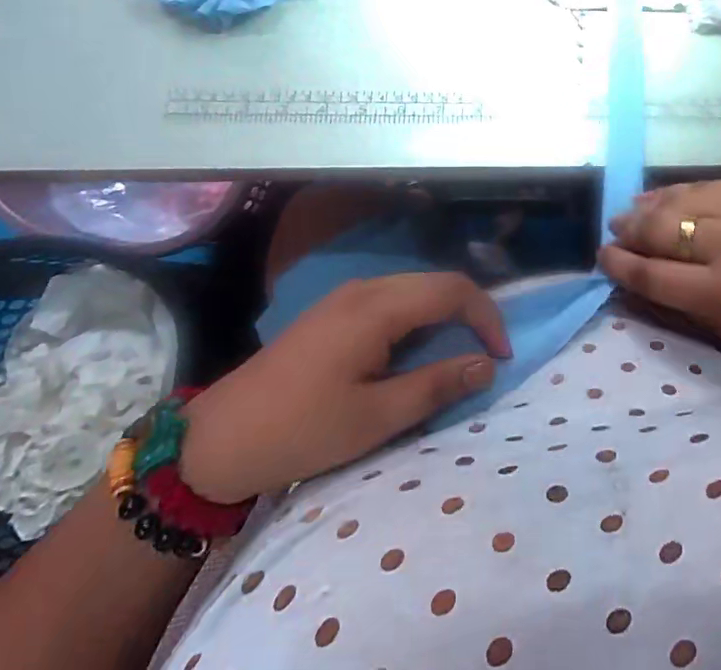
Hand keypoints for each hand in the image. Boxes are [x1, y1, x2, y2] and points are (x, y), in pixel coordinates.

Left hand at [178, 273, 511, 503]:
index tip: (502, 357)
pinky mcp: (333, 311)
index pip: (452, 290)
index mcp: (376, 309)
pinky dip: (419, 318)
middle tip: (487, 356)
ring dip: (445, 314)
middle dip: (472, 312)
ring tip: (459, 355)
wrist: (218, 439)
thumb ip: (436, 385)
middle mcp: (364, 290)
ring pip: (415, 289)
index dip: (487, 318)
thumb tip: (487, 365)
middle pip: (436, 282)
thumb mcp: (376, 418)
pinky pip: (392, 300)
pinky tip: (417, 350)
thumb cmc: (301, 430)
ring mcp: (345, 297)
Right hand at [598, 181, 720, 377]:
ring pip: (679, 199)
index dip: (619, 264)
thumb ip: (672, 300)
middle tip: (614, 232)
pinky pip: (705, 186)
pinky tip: (661, 198)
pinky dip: (678, 193)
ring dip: (649, 206)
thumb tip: (626, 270)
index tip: (601, 257)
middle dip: (630, 230)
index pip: (652, 273)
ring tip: (630, 212)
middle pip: (661, 229)